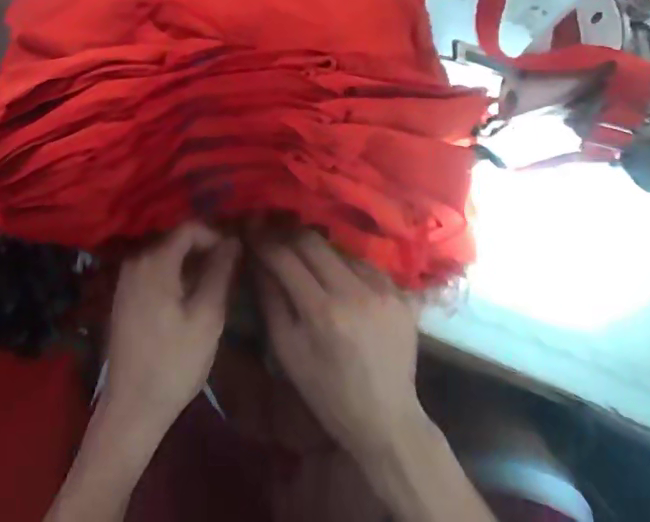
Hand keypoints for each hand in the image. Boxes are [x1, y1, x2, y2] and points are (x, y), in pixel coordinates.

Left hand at [100, 221, 239, 436]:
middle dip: (204, 249)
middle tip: (229, 271)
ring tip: (213, 285)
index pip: (189, 228)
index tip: (235, 256)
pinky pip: (154, 271)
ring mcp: (125, 279)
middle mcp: (135, 261)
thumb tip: (233, 241)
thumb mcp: (207, 317)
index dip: (216, 236)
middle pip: (175, 239)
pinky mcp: (124, 296)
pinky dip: (175, 276)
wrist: (132, 408)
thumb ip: (220, 272)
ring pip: (165, 256)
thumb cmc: (174, 363)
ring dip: (191, 264)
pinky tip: (189, 298)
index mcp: (153, 262)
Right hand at [252, 230, 427, 461]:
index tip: (250, 233)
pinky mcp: (400, 292)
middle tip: (273, 238)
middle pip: (312, 242)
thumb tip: (257, 258)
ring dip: (317, 252)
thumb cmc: (327, 392)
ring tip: (305, 263)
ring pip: (338, 249)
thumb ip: (270, 299)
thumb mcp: (287, 350)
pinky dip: (344, 266)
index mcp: (322, 312)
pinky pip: (363, 264)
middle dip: (287, 236)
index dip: (263, 241)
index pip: (285, 257)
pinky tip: (337, 279)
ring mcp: (382, 289)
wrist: (386, 417)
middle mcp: (354, 291)